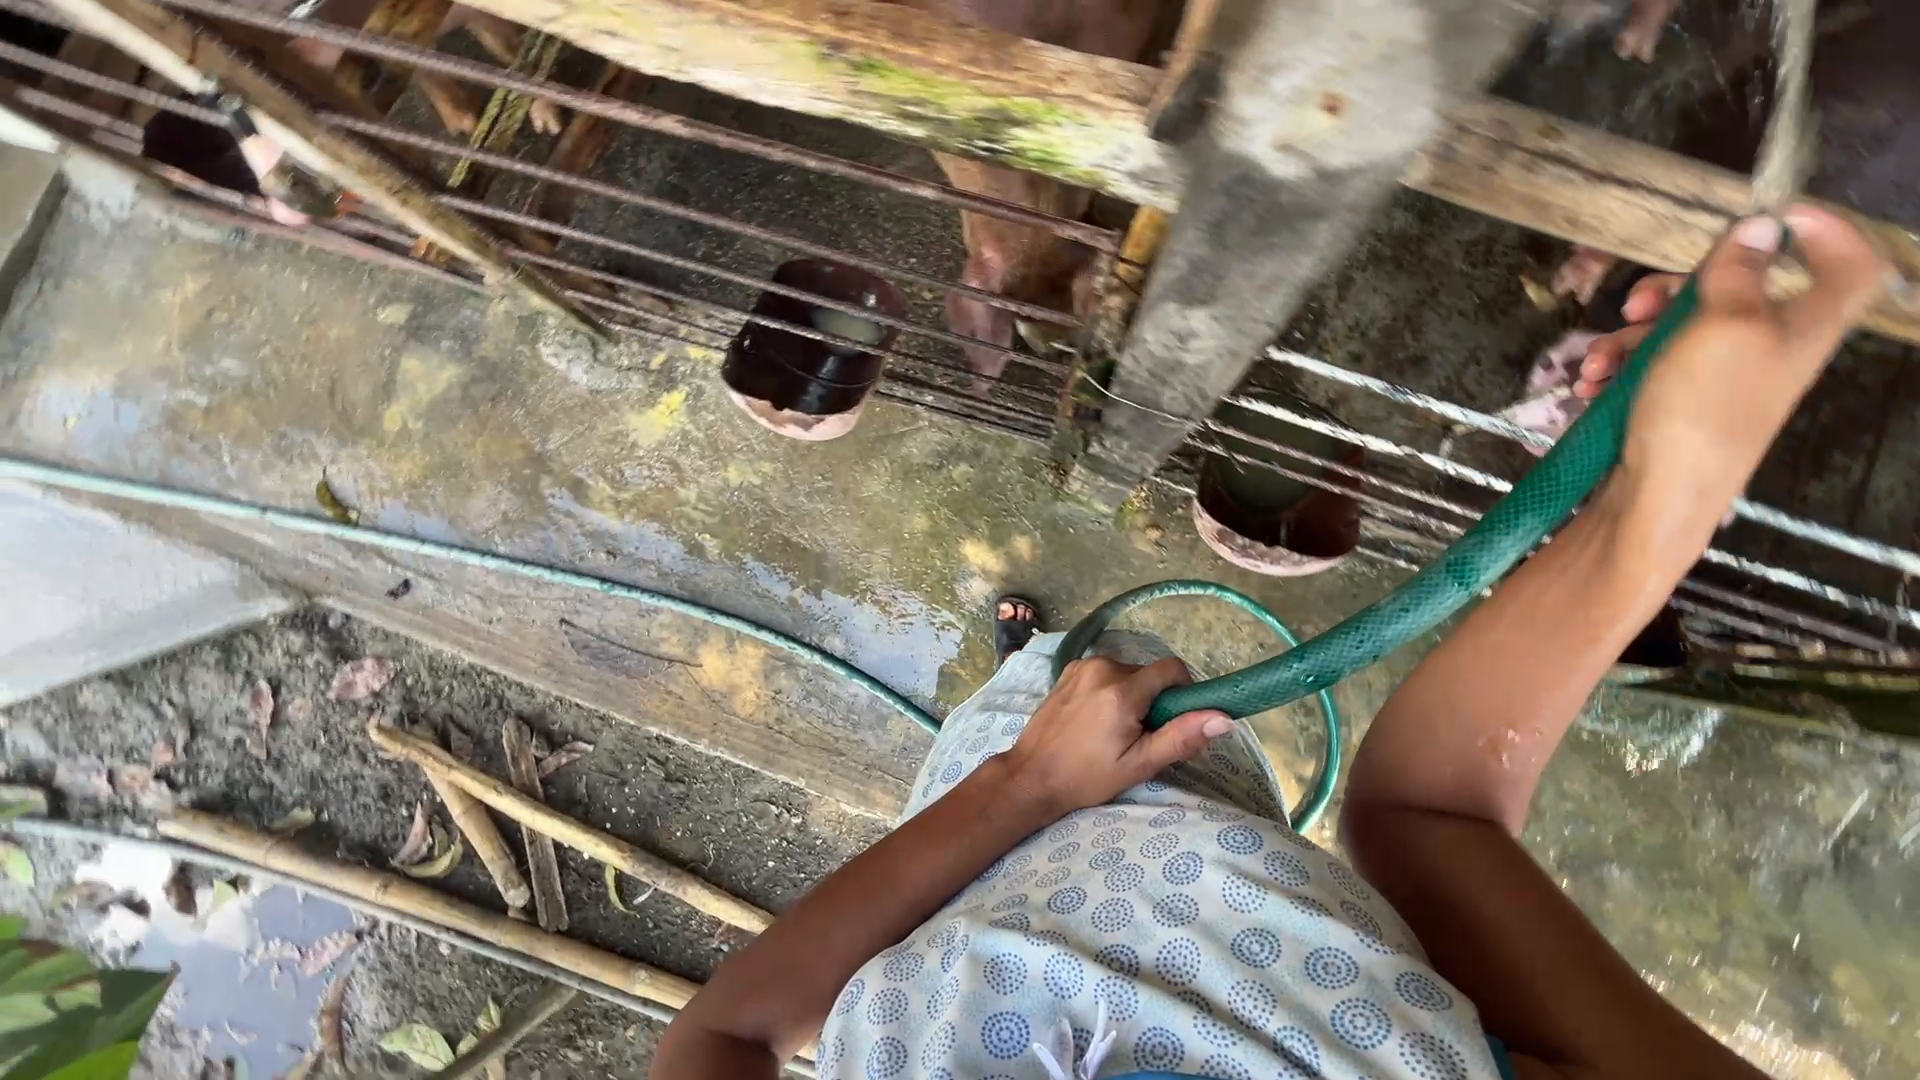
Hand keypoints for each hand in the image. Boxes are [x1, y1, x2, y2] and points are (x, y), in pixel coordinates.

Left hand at [999, 656, 1232, 816]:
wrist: (1032, 776)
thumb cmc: (1086, 776)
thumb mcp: (1139, 764)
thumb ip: (1181, 737)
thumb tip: (1223, 718)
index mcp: (1121, 690)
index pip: (1172, 669)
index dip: (1183, 692)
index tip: (1174, 720)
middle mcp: (1102, 668)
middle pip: (1149, 673)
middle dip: (1154, 700)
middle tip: (1139, 736)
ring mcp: (1082, 666)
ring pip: (1127, 673)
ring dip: (1132, 695)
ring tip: (1114, 730)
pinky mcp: (1068, 671)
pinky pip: (1106, 673)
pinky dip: (1110, 690)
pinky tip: (1096, 720)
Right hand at [1573, 205, 1886, 514]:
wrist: (1664, 492)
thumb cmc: (1703, 407)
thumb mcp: (1722, 327)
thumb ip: (1737, 275)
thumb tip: (1759, 226)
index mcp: (1803, 324)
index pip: (1847, 262)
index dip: (1822, 232)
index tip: (1769, 216)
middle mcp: (1767, 346)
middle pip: (1733, 293)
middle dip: (1674, 293)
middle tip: (1635, 304)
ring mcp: (1718, 378)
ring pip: (1676, 333)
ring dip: (1625, 340)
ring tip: (1595, 364)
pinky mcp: (1676, 403)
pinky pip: (1648, 369)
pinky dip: (1616, 371)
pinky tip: (1591, 386)